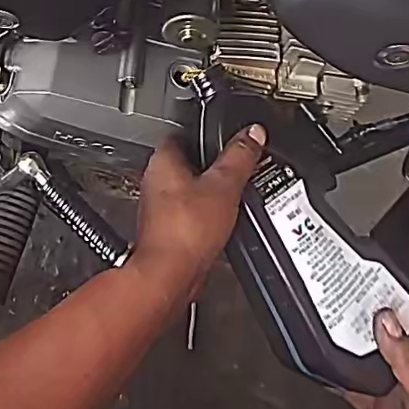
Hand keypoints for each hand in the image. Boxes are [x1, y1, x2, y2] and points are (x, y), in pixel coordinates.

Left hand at [127, 126, 265, 295]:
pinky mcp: (168, 228)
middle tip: (235, 168)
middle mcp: (155, 181)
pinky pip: (190, 212)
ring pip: (189, 188)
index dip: (207, 133)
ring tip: (232, 195)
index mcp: (163, 161)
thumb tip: (252, 134)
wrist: (171, 275)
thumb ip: (240, 157)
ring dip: (210, 191)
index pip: (183, 133)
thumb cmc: (184, 232)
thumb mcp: (224, 186)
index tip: (226, 137)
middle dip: (213, 165)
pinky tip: (221, 221)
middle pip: (189, 162)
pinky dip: (206, 214)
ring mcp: (159, 206)